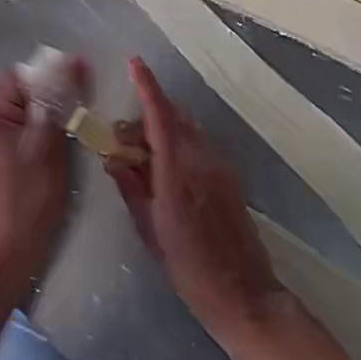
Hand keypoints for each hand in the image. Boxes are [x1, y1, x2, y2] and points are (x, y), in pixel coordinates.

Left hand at [0, 65, 75, 272]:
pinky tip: (67, 135)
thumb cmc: (30, 194)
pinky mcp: (8, 155)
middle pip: (27, 91)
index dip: (52, 73)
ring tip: (79, 116)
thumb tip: (73, 61)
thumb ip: (58, 99)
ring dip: (55, 109)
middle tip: (84, 100)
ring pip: (31, 109)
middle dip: (56, 91)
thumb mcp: (48, 141)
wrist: (14, 246)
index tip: (81, 77)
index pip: (24, 76)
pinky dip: (49, 126)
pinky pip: (31, 127)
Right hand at [104, 58, 284, 335]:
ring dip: (163, 130)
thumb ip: (131, 189)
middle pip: (173, 117)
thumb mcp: (151, 232)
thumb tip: (113, 158)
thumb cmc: (191, 271)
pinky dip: (178, 144)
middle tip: (124, 144)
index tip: (135, 62)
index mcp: (177, 174)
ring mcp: (220, 167)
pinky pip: (198, 145)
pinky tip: (167, 171)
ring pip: (187, 129)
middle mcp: (202, 161)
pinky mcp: (229, 176)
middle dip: (147, 116)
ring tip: (143, 160)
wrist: (246, 297)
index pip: (161, 118)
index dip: (147, 87)